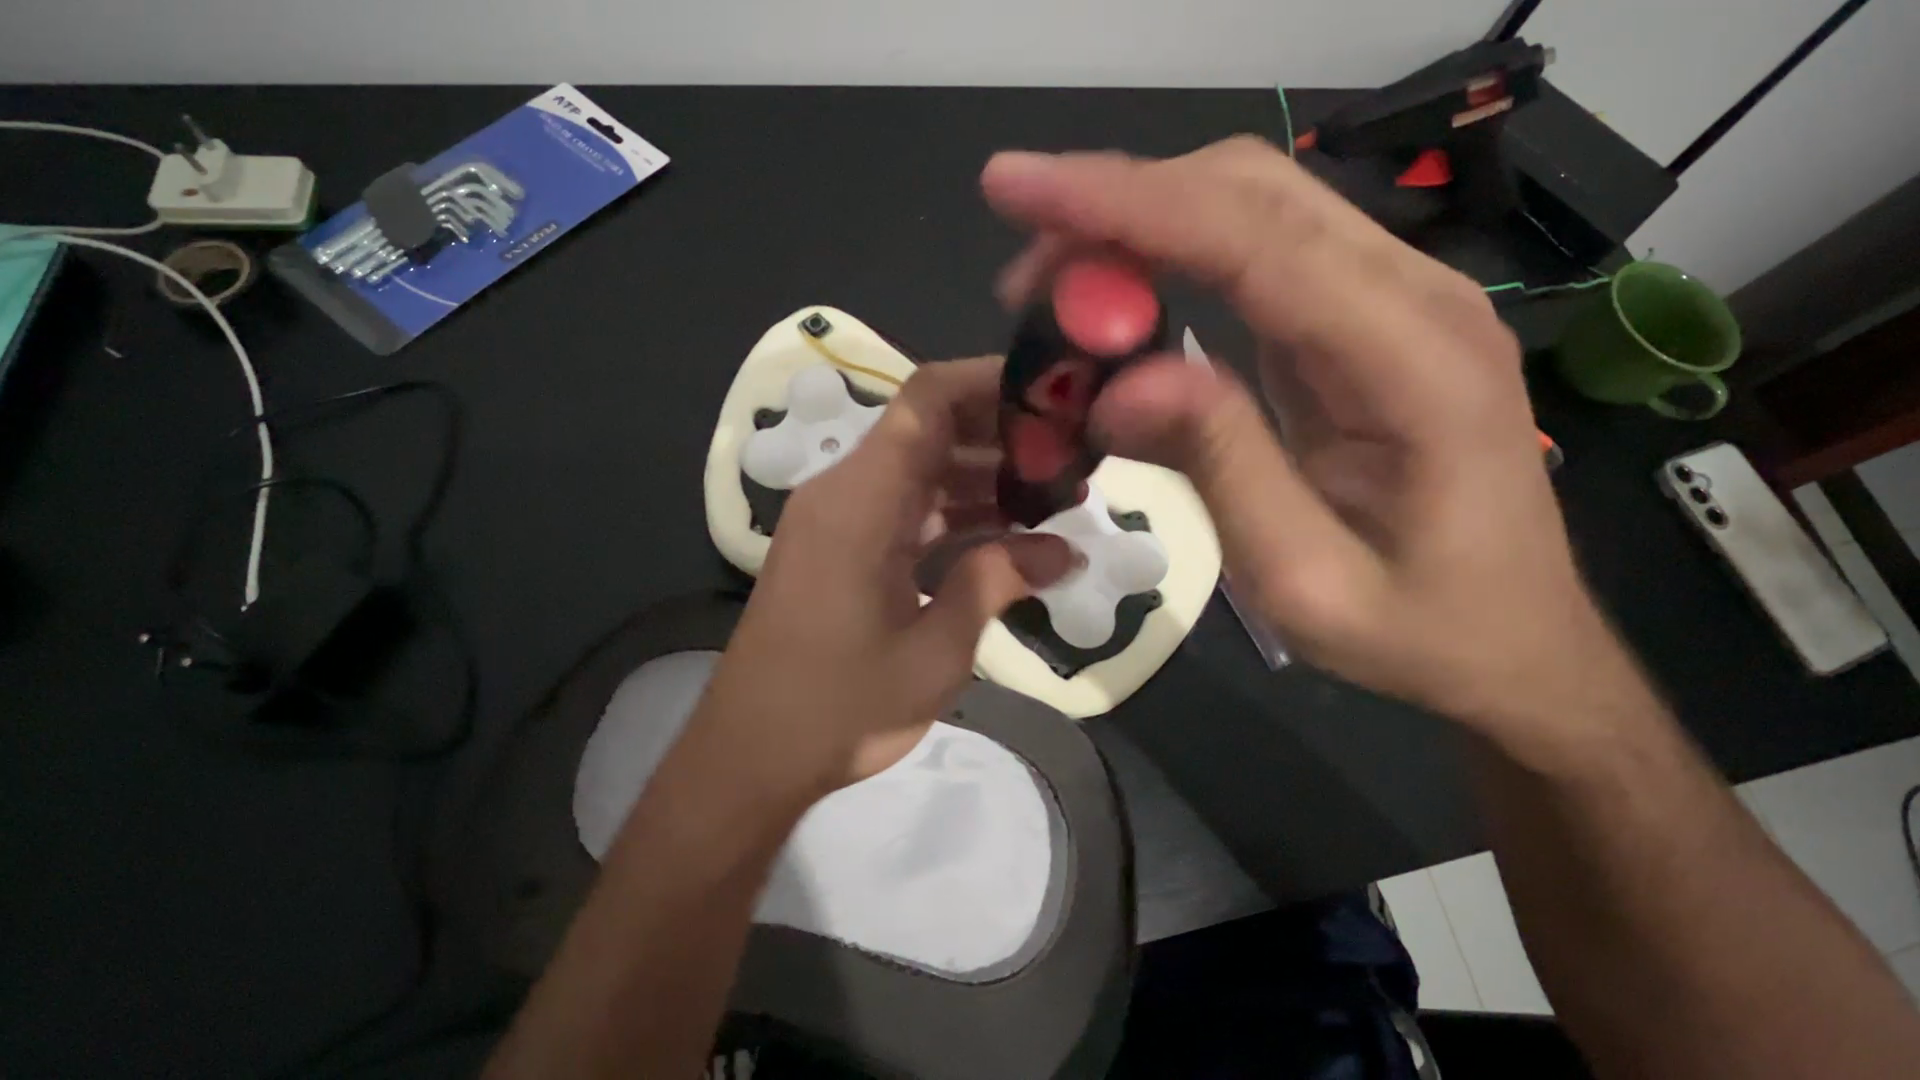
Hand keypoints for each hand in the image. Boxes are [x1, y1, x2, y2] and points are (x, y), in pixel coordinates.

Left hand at [696, 357, 1070, 795]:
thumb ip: (997, 581)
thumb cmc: (841, 705)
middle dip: (1002, 438)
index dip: (992, 383)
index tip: (1056, 399)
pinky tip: (1008, 541)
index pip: (928, 399)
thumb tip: (1064, 550)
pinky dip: (953, 518)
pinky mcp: (838, 553)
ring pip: (920, 473)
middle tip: (1074, 462)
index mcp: (861, 499)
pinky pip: (903, 512)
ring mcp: (838, 523)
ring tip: (1056, 503)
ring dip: (983, 482)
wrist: (751, 756)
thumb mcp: (937, 649)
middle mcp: (844, 493)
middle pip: (928, 431)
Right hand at [982, 138, 1615, 734]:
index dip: (1128, 206)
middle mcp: (1415, 297)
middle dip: (1120, 204)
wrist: (1516, 641)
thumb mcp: (1306, 580)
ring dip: (1141, 223)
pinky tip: (1117, 294)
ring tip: (1048, 286)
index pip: (1254, 241)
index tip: (1016, 190)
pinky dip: (1174, 254)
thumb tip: (1117, 384)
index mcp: (1413, 360)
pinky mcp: (1366, 316)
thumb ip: (1223, 467)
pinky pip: (1259, 252)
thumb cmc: (1420, 630)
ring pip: (1252, 206)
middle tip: (1018, 265)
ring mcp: (1397, 298)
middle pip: (1252, 192)